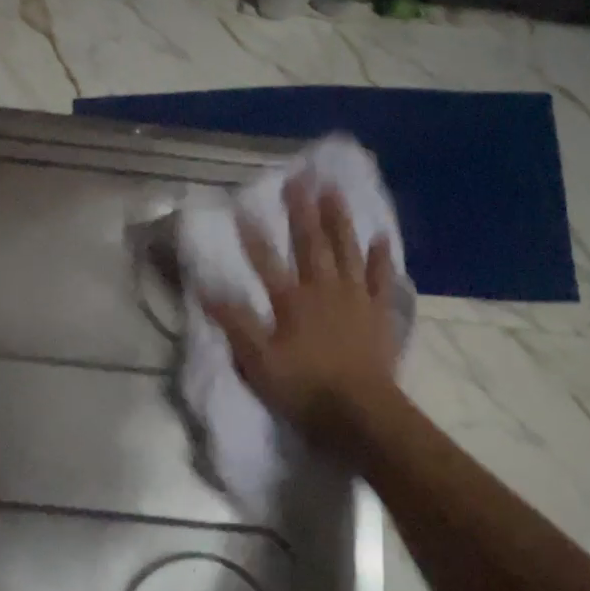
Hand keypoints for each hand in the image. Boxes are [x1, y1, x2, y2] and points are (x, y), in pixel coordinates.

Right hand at [203, 177, 400, 447]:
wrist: (360, 412)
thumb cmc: (303, 388)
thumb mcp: (257, 361)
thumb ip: (235, 323)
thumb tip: (207, 289)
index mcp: (291, 301)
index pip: (266, 260)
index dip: (252, 233)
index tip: (241, 205)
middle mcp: (324, 290)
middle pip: (311, 243)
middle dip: (302, 211)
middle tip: (300, 178)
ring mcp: (356, 299)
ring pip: (347, 250)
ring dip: (340, 220)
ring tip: (335, 192)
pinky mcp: (379, 313)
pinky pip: (382, 278)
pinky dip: (380, 257)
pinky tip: (380, 238)